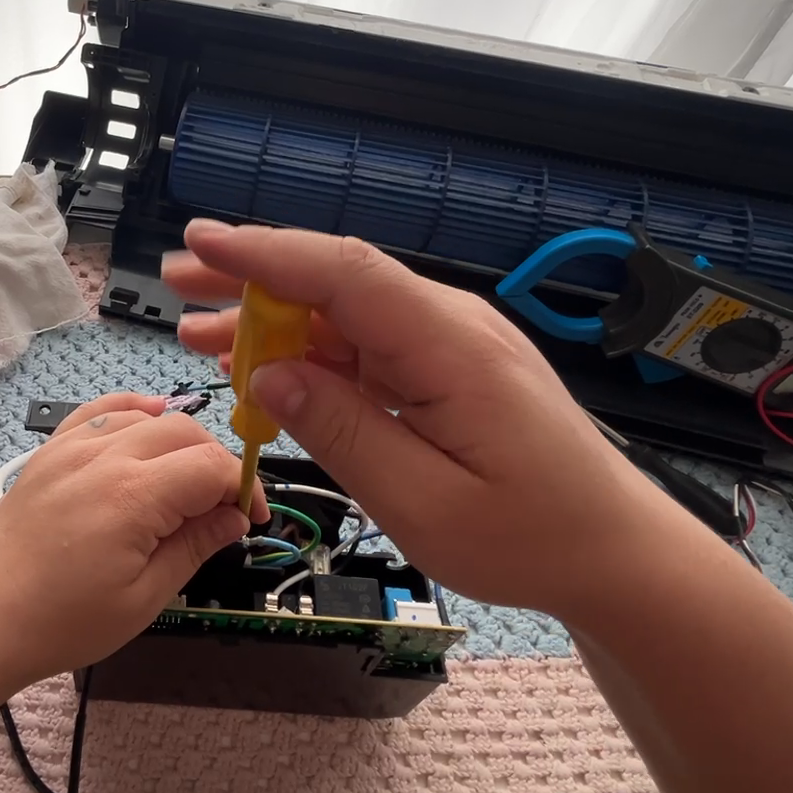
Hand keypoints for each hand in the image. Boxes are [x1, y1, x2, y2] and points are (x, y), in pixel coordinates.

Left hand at [0, 393, 267, 695]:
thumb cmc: (63, 622)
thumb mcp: (143, 599)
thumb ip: (194, 547)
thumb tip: (234, 516)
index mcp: (133, 495)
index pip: (211, 466)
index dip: (242, 487)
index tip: (250, 519)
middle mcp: (105, 454)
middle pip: (185, 432)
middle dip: (216, 462)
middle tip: (222, 505)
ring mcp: (73, 445)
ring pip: (147, 416)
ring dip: (179, 438)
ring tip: (186, 478)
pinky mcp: (51, 448)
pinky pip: (100, 408)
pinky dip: (133, 408)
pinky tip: (148, 419)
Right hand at [164, 220, 701, 620]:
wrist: (613, 551)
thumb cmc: (529, 537)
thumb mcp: (424, 503)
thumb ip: (341, 433)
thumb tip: (269, 376)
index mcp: (449, 345)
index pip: (346, 272)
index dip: (268, 253)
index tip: (203, 241)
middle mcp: (444, 322)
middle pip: (334, 279)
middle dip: (251, 273)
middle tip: (179, 276)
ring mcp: (442, 339)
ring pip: (338, 310)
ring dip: (268, 316)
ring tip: (198, 330)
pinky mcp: (436, 362)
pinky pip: (358, 344)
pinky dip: (304, 352)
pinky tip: (260, 368)